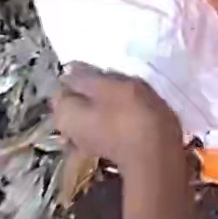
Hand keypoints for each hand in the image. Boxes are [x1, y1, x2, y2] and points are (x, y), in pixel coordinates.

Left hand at [51, 65, 185, 173]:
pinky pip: (106, 122)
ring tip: (124, 84)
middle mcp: (72, 133)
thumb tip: (67, 69)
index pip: (61, 90)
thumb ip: (85, 77)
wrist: (157, 154)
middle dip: (90, 87)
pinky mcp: (111, 146)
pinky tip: (131, 104)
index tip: (95, 64)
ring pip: (92, 111)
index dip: (76, 74)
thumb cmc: (129, 114)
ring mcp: (92, 142)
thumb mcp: (107, 86)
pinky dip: (115, 112)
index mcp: (65, 117)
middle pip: (76, 102)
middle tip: (111, 72)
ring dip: (104, 98)